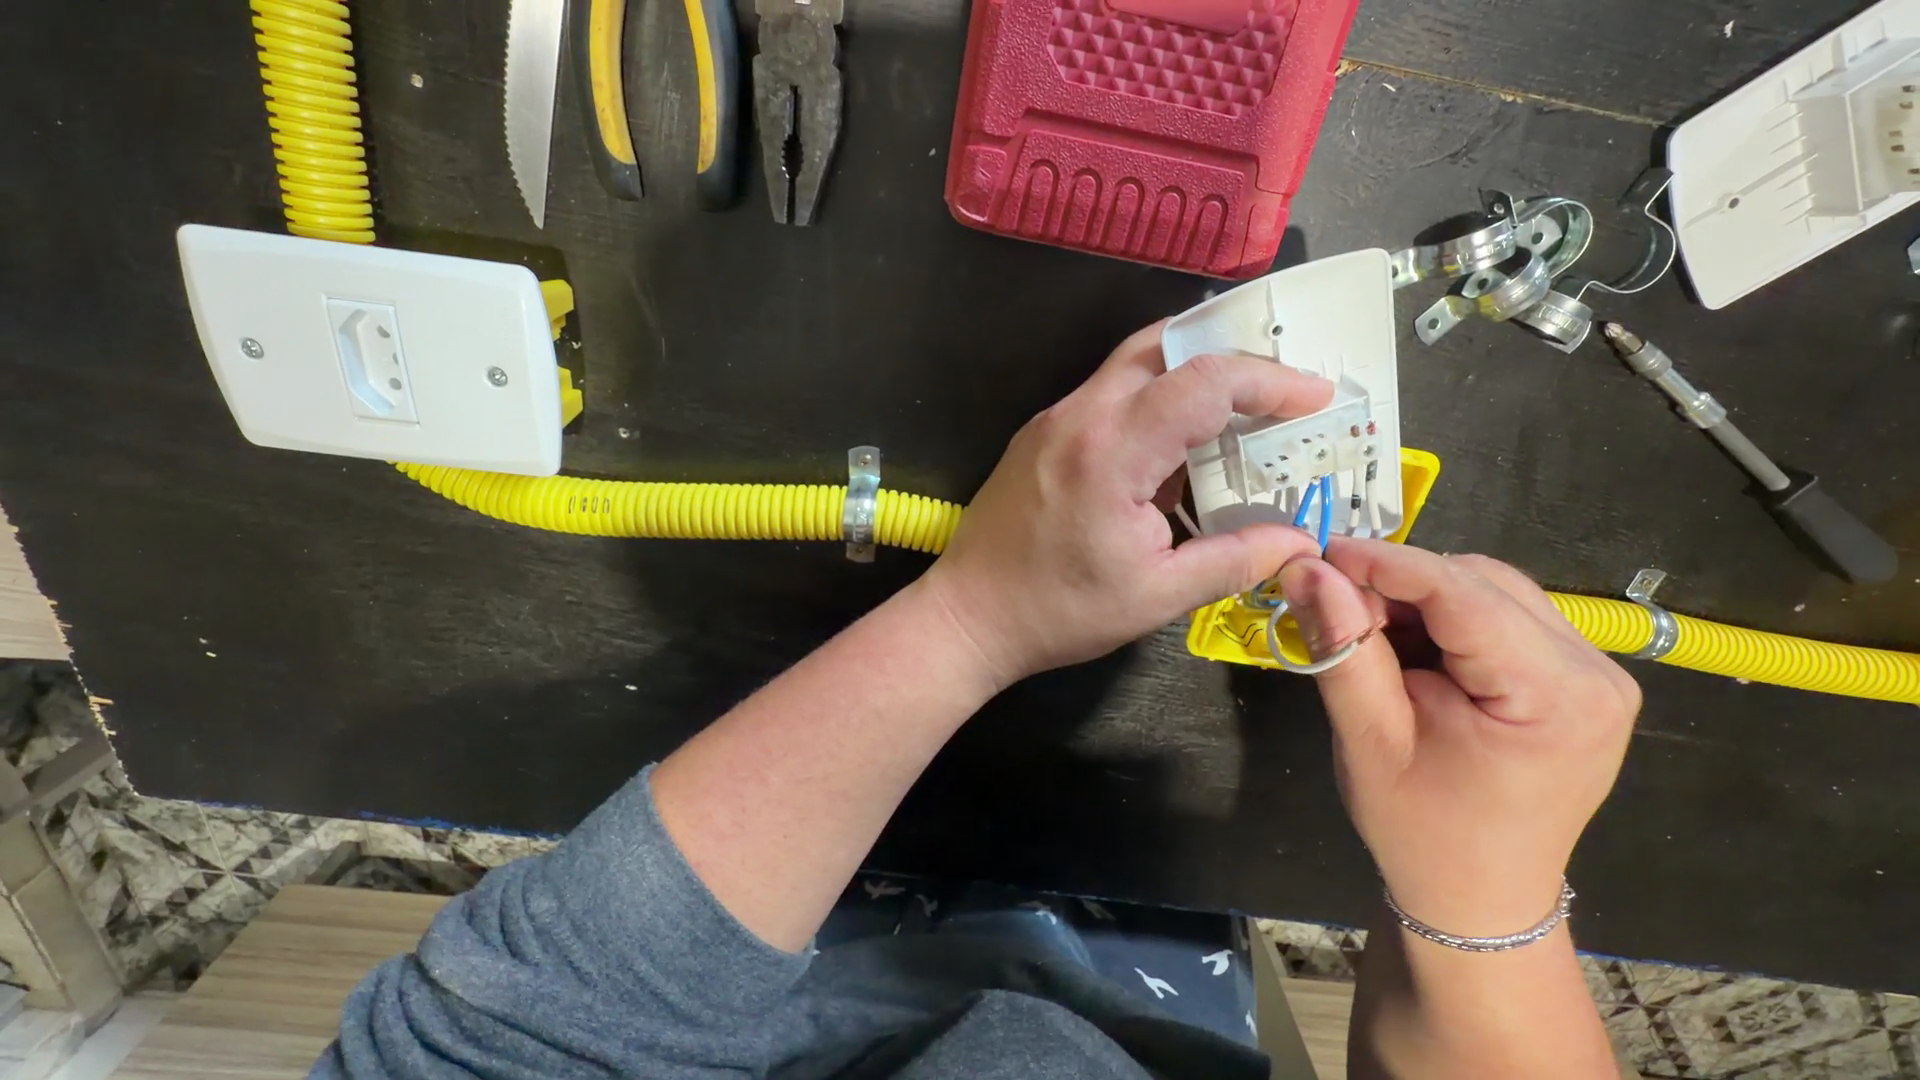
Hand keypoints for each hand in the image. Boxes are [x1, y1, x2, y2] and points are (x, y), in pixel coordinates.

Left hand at [921, 322, 1334, 688]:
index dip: (1269, 381)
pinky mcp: (1039, 435)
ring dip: (1188, 372)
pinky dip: (1152, 399)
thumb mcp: (1157, 596)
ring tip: (1238, 408)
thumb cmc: (1059, 611)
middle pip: (1161, 345)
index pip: (1203, 381)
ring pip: (1130, 364)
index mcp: (1111, 451)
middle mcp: (1078, 416)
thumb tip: (1300, 538)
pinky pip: (1106, 394)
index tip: (1315, 396)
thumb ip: (1235, 559)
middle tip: (1278, 387)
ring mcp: (1052, 420)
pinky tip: (1176, 442)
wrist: (969, 616)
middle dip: (1229, 353)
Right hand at [1278, 542, 1639, 936]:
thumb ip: (1343, 647)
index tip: (1316, 552)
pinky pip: (1499, 615)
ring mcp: (1594, 671)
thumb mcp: (1369, 738)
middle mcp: (1594, 671)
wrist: (1480, 895)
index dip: (1385, 562)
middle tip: (1331, 605)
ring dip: (1417, 597)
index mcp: (1555, 696)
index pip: (1463, 594)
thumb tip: (1306, 569)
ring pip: (1488, 589)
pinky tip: (1406, 647)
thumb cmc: (1421, 828)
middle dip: (1397, 582)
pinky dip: (1441, 617)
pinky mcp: (1575, 676)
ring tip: (1366, 632)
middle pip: (1480, 582)